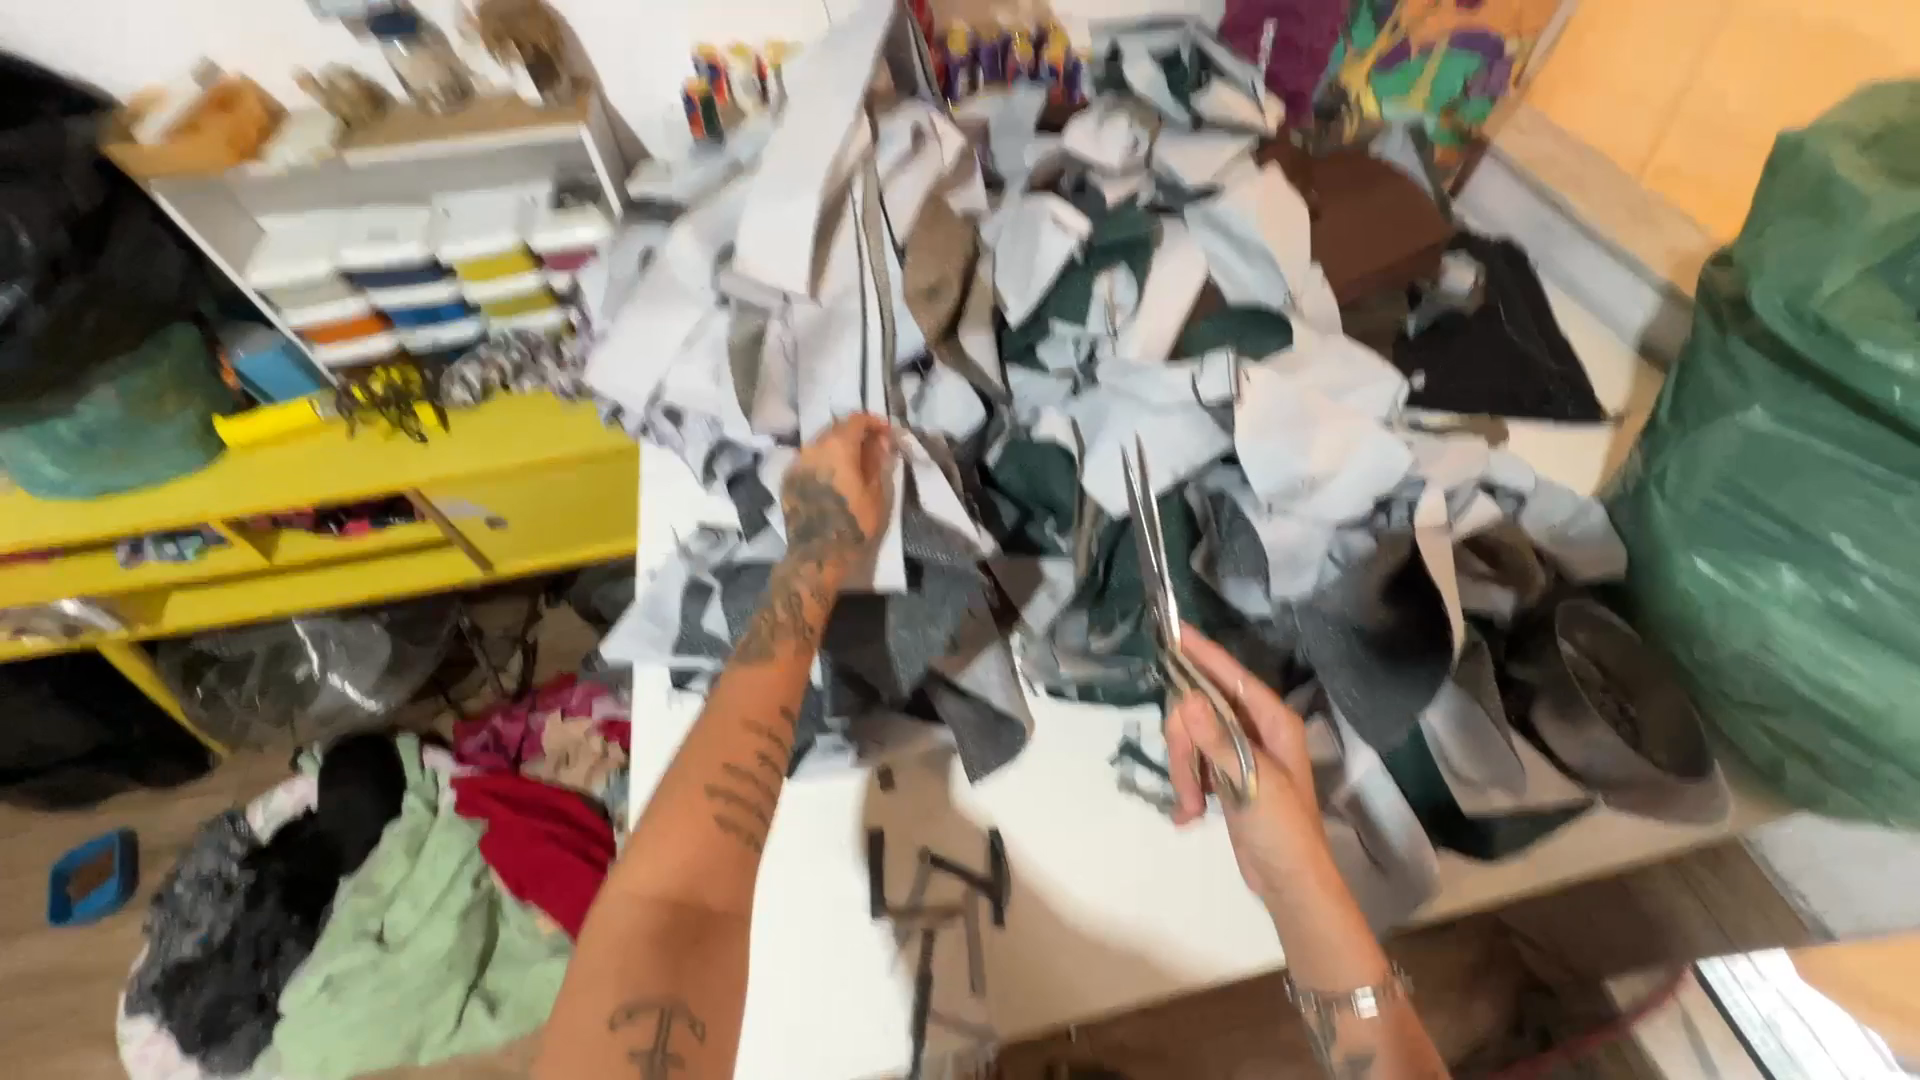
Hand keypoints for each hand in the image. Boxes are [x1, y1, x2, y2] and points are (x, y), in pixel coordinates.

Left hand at [781, 413, 896, 581]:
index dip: (874, 422)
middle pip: (835, 429)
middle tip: (871, 448)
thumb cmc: (854, 524)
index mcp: (837, 446)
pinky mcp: (787, 480)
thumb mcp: (876, 493)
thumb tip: (880, 442)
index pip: (856, 419)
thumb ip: (877, 461)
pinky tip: (833, 478)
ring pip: (819, 444)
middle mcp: (812, 447)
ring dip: (837, 448)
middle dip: (855, 434)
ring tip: (852, 464)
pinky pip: (808, 461)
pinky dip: (822, 462)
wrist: (818, 554)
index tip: (886, 432)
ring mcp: (796, 463)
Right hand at [1165, 626, 1331, 909]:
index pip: (1230, 676)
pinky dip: (1185, 786)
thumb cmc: (1283, 832)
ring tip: (1191, 807)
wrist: (1290, 886)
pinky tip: (1189, 814)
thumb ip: (1217, 740)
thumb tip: (1187, 698)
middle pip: (1198, 709)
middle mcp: (1254, 729)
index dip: (1202, 652)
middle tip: (1186, 783)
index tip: (1172, 630)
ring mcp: (1238, 751)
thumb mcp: (1251, 783)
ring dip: (1183, 772)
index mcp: (1272, 722)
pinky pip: (1192, 761)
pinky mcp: (1224, 774)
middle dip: (1184, 744)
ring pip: (1190, 736)